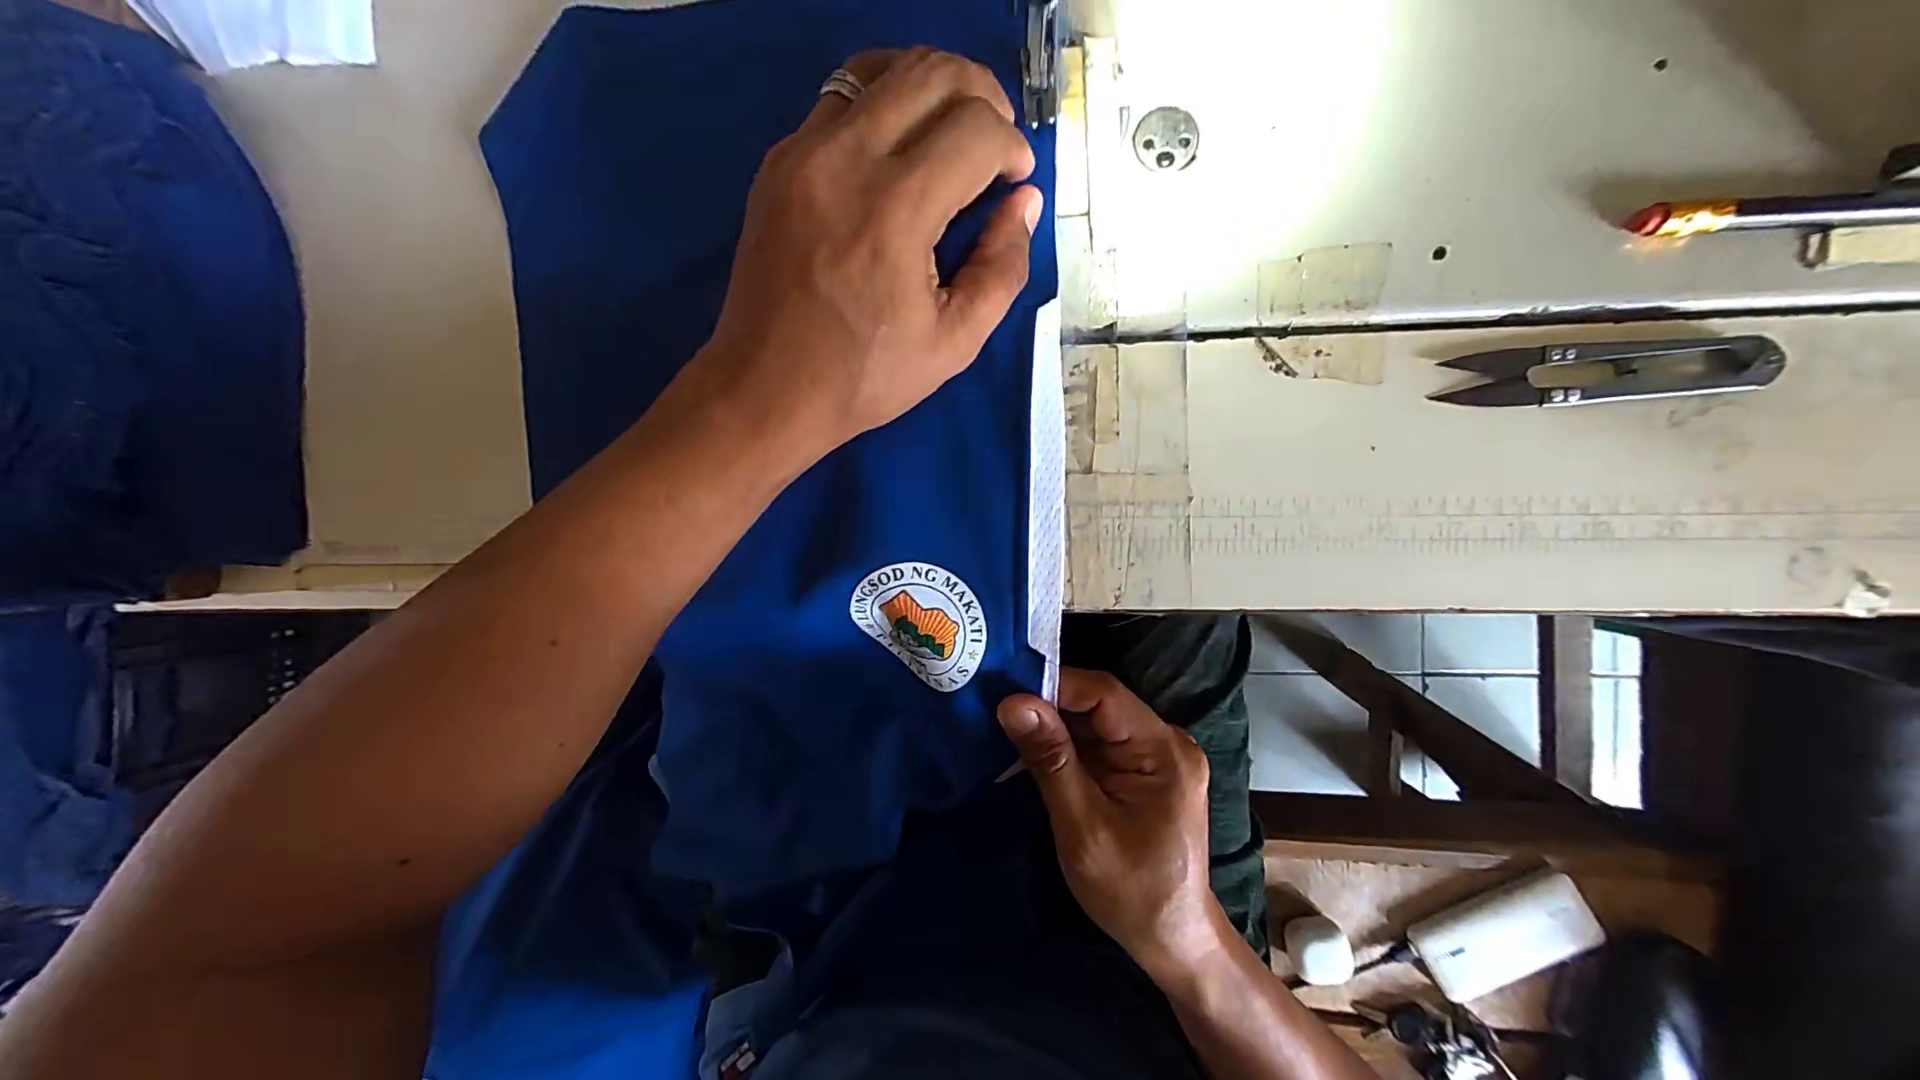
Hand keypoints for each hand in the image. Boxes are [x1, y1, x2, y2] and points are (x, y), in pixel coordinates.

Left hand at [696, 48, 1043, 462]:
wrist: (766, 388)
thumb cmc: (863, 378)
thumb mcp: (955, 342)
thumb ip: (1002, 268)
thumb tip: (1023, 203)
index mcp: (894, 212)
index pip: (975, 129)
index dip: (1012, 146)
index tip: (1015, 180)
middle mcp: (844, 161)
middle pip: (932, 72)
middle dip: (983, 96)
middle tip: (996, 143)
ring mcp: (802, 154)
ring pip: (881, 69)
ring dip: (933, 89)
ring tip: (953, 135)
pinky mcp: (778, 163)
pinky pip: (841, 101)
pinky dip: (884, 107)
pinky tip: (900, 154)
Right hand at [997, 669, 1228, 975]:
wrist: (1171, 941)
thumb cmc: (1130, 890)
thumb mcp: (1082, 826)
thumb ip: (1050, 759)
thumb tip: (1013, 702)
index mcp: (1164, 750)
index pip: (1104, 693)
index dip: (1054, 685)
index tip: (1005, 692)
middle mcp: (1166, 742)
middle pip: (1098, 705)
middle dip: (1048, 706)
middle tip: (996, 710)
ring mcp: (1155, 757)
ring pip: (1094, 723)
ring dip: (1052, 728)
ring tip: (1005, 728)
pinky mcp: (1141, 772)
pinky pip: (1098, 745)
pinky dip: (1065, 749)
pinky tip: (1031, 754)